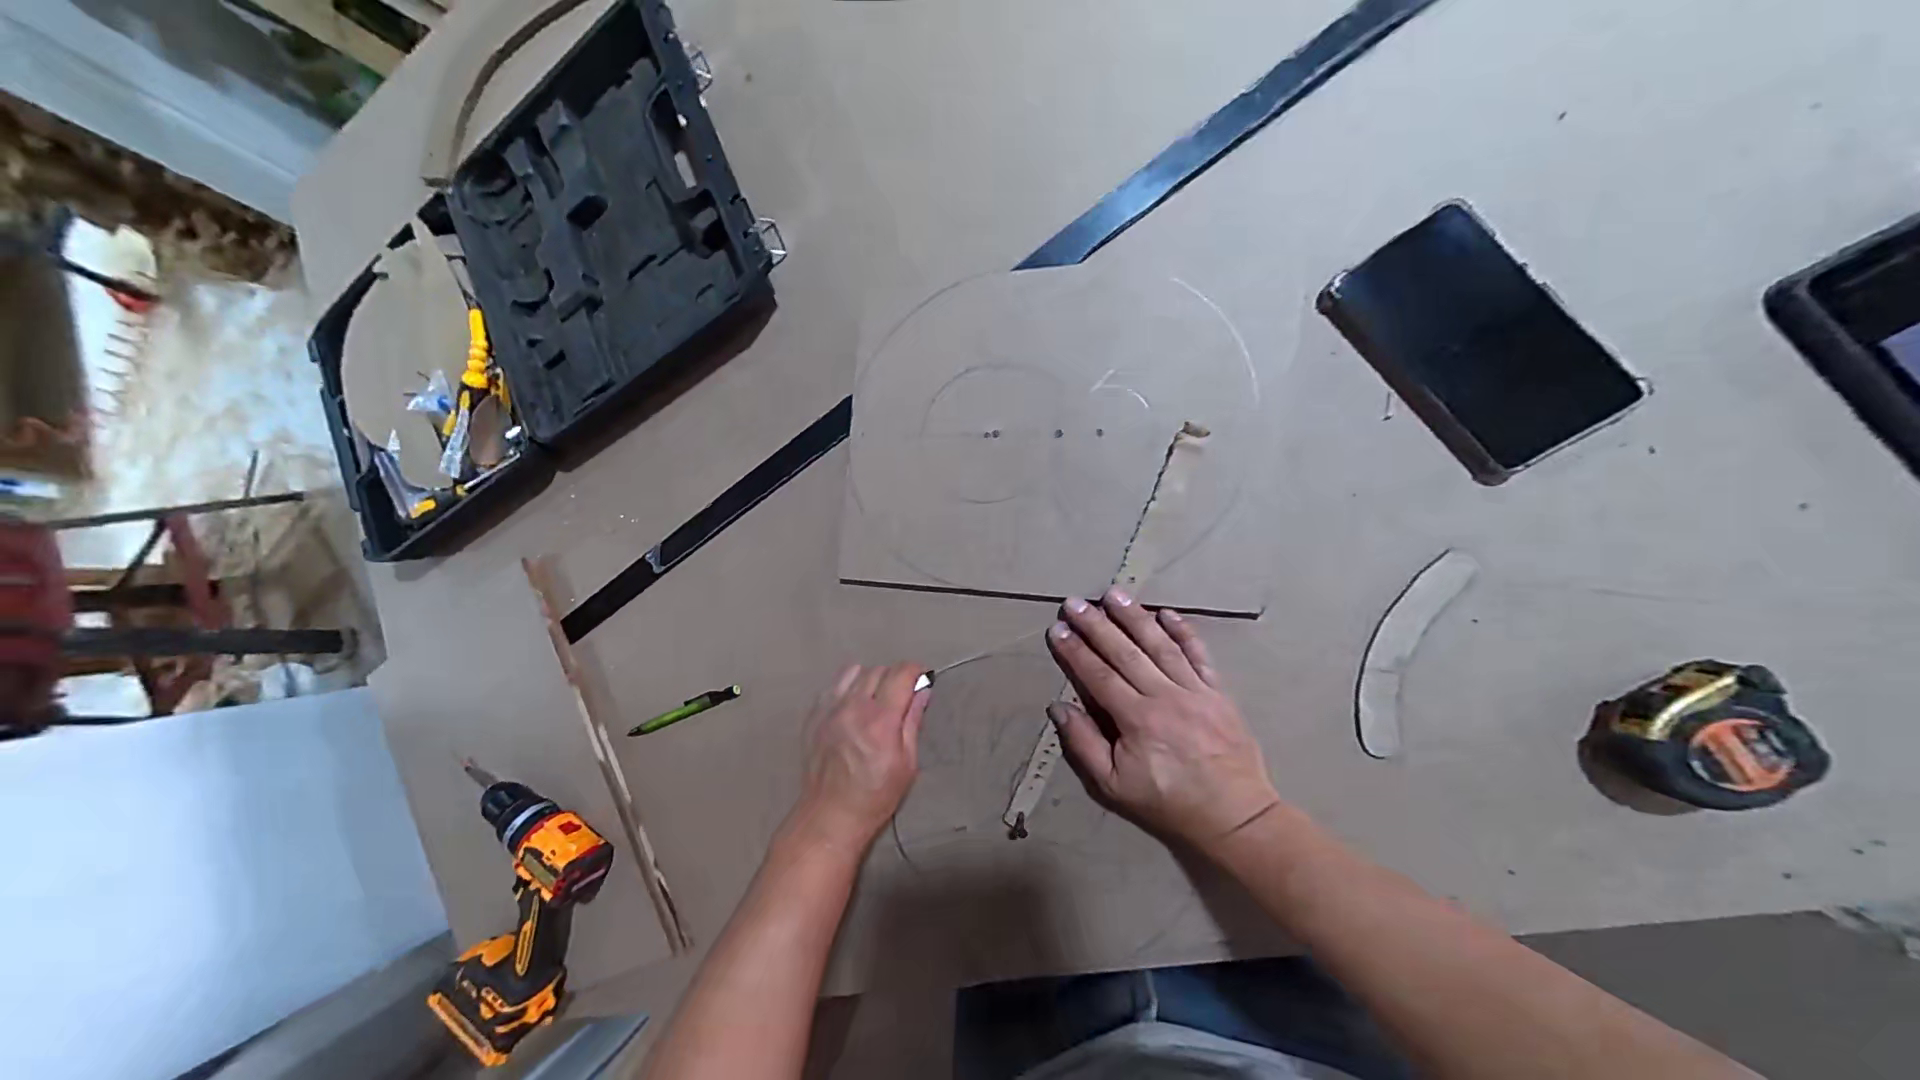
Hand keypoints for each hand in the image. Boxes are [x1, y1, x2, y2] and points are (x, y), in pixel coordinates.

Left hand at [793, 662, 929, 849]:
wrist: (830, 816)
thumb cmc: (874, 797)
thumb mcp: (907, 763)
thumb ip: (913, 721)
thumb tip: (922, 691)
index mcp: (881, 721)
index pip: (901, 673)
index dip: (915, 670)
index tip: (921, 676)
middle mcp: (853, 708)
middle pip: (879, 670)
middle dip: (894, 677)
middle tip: (900, 696)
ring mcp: (830, 710)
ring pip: (854, 671)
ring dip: (869, 679)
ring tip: (875, 699)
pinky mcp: (814, 716)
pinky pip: (833, 686)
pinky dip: (847, 688)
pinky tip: (853, 707)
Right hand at [1047, 589, 1282, 848]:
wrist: (1235, 815)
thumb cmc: (1169, 802)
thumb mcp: (1114, 786)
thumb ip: (1084, 744)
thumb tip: (1059, 707)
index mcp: (1137, 719)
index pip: (1098, 674)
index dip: (1075, 650)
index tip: (1058, 629)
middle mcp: (1164, 696)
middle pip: (1124, 651)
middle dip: (1096, 624)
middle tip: (1075, 601)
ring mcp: (1195, 690)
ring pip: (1159, 644)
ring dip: (1134, 617)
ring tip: (1114, 594)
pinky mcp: (1218, 691)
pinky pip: (1198, 654)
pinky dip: (1183, 631)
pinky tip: (1166, 613)